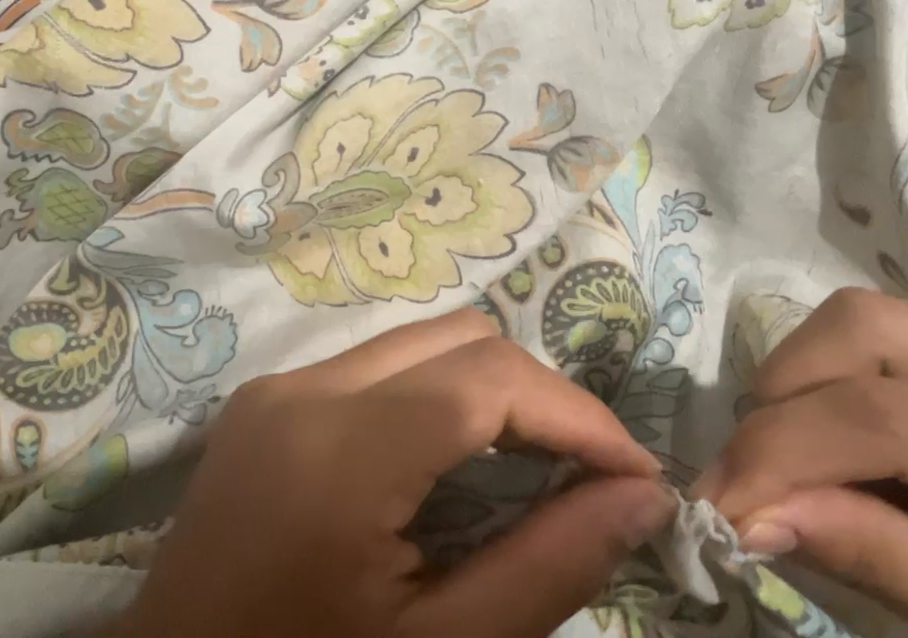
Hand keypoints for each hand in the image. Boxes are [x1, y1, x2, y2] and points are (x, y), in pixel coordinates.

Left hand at [114, 308, 674, 637]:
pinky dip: (438, 395)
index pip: (489, 378)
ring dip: (490, 390)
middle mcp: (304, 388)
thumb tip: (642, 497)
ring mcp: (277, 387)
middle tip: (586, 477)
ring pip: (421, 342)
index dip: (580, 415)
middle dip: (539, 397)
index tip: (638, 476)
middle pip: (460, 339)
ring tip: (531, 470)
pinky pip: (379, 365)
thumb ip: (547, 567)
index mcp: (338, 450)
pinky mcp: (266, 400)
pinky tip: (452, 464)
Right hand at [696, 288, 907, 637]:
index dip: (779, 452)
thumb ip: (889, 566)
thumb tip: (748, 513)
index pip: (889, 417)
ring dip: (796, 383)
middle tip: (748, 480)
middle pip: (865, 327)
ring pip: (861, 318)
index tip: (715, 508)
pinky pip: (880, 337)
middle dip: (780, 395)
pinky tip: (832, 448)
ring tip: (786, 466)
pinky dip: (827, 381)